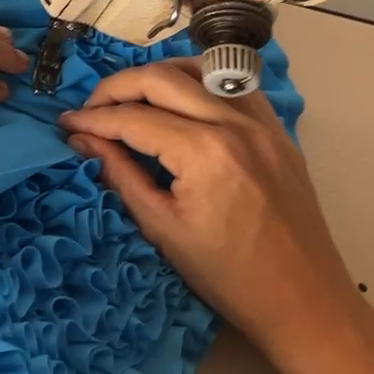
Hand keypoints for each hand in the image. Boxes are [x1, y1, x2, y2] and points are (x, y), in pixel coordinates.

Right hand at [57, 60, 362, 366]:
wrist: (307, 303)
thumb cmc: (228, 277)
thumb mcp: (162, 228)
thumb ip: (119, 174)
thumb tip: (82, 140)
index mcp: (204, 153)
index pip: (133, 118)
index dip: (92, 119)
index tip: (65, 125)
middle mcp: (234, 124)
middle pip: (160, 79)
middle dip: (115, 89)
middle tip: (90, 110)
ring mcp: (262, 123)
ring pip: (198, 70)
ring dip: (156, 76)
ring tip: (130, 99)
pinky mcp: (278, 130)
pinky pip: (232, 86)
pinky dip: (198, 83)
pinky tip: (179, 102)